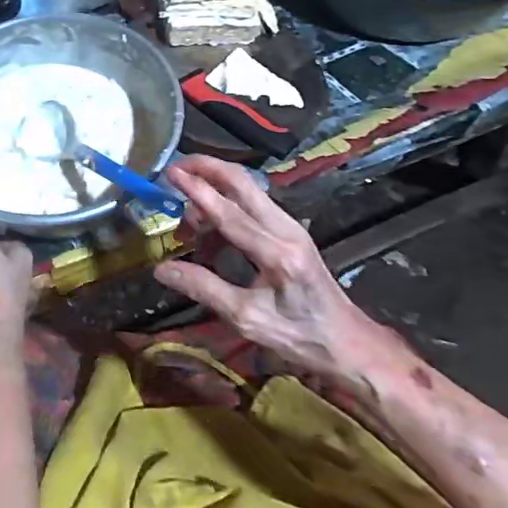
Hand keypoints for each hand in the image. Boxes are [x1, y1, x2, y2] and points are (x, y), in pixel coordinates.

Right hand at [153, 156, 399, 391]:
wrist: (345, 339)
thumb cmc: (298, 335)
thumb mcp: (247, 319)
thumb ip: (204, 289)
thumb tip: (162, 269)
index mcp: (276, 253)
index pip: (229, 213)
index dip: (198, 191)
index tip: (172, 172)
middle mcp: (285, 229)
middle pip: (242, 182)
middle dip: (208, 168)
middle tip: (175, 169)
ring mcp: (290, 225)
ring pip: (247, 190)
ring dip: (215, 189)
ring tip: (187, 219)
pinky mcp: (290, 229)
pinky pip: (253, 204)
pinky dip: (227, 206)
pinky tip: (211, 232)